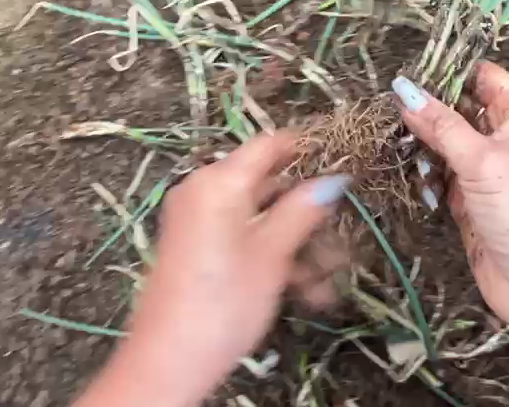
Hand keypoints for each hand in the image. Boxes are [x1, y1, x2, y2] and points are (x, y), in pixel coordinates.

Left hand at [75, 132, 347, 406]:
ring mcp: (196, 218)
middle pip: (265, 184)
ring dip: (294, 241)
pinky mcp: (194, 246)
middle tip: (342, 233)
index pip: (268, 144)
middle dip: (306, 211)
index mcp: (218, 180)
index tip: (340, 160)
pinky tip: (303, 289)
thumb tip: (333, 179)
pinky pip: (239, 235)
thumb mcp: (272, 256)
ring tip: (329, 277)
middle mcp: (203, 189)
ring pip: (257, 216)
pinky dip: (268, 253)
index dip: (305, 148)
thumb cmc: (223, 302)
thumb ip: (302, 210)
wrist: (165, 363)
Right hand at [392, 62, 508, 333]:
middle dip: (426, 105)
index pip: (482, 76)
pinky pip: (443, 171)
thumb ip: (440, 123)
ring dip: (421, 137)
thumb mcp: (482, 160)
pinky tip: (397, 161)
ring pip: (447, 139)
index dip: (447, 70)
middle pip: (460, 106)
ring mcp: (489, 168)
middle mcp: (508, 135)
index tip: (405, 70)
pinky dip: (424, 168)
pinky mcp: (473, 198)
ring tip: (383, 129)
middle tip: (383, 100)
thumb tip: (402, 87)